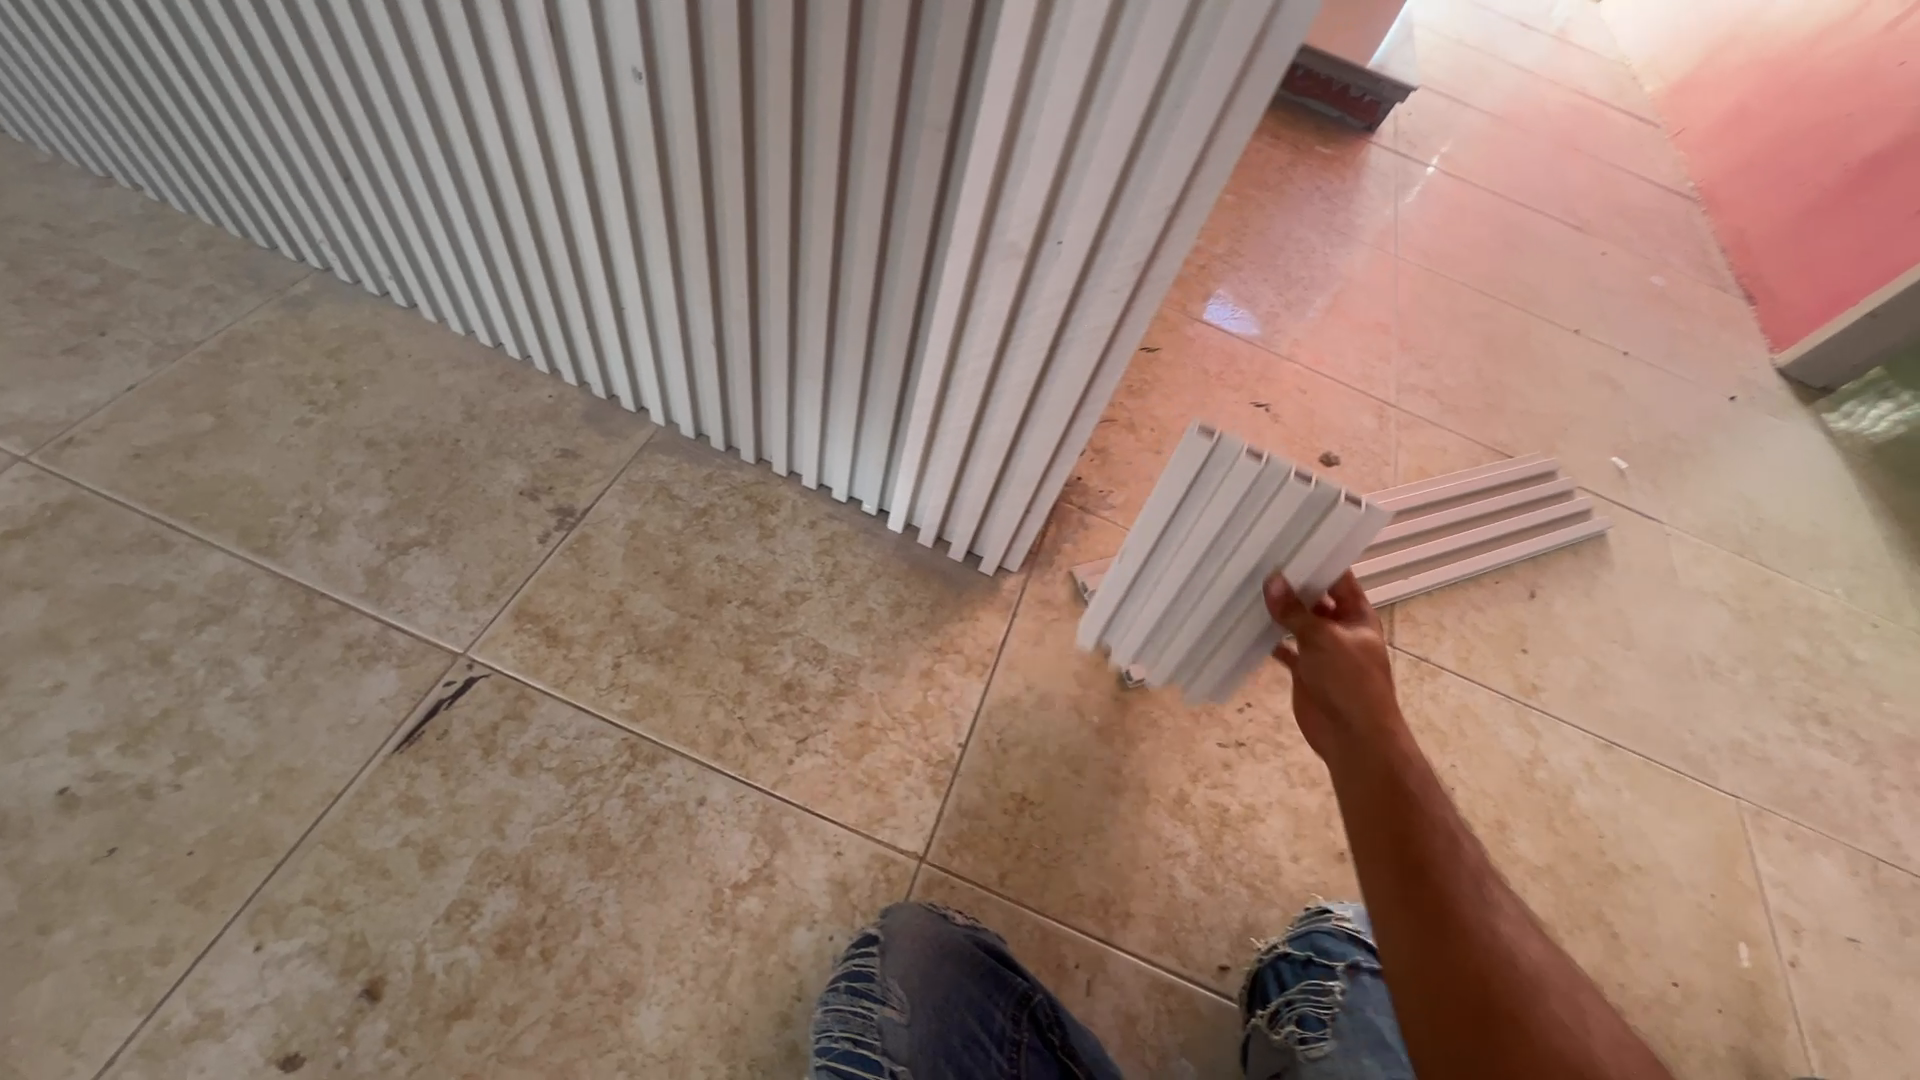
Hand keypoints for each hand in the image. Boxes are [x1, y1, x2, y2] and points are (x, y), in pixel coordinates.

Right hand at [1263, 571, 1405, 771]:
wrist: (1353, 736)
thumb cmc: (1350, 681)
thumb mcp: (1323, 638)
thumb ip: (1295, 611)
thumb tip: (1271, 579)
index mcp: (1357, 615)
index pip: (1339, 579)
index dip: (1318, 561)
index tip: (1289, 543)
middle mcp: (1340, 628)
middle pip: (1315, 599)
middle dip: (1292, 585)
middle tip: (1259, 562)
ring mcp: (1321, 650)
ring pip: (1297, 623)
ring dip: (1278, 611)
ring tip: (1248, 588)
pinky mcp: (1305, 670)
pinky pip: (1284, 649)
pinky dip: (1269, 640)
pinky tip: (1247, 626)